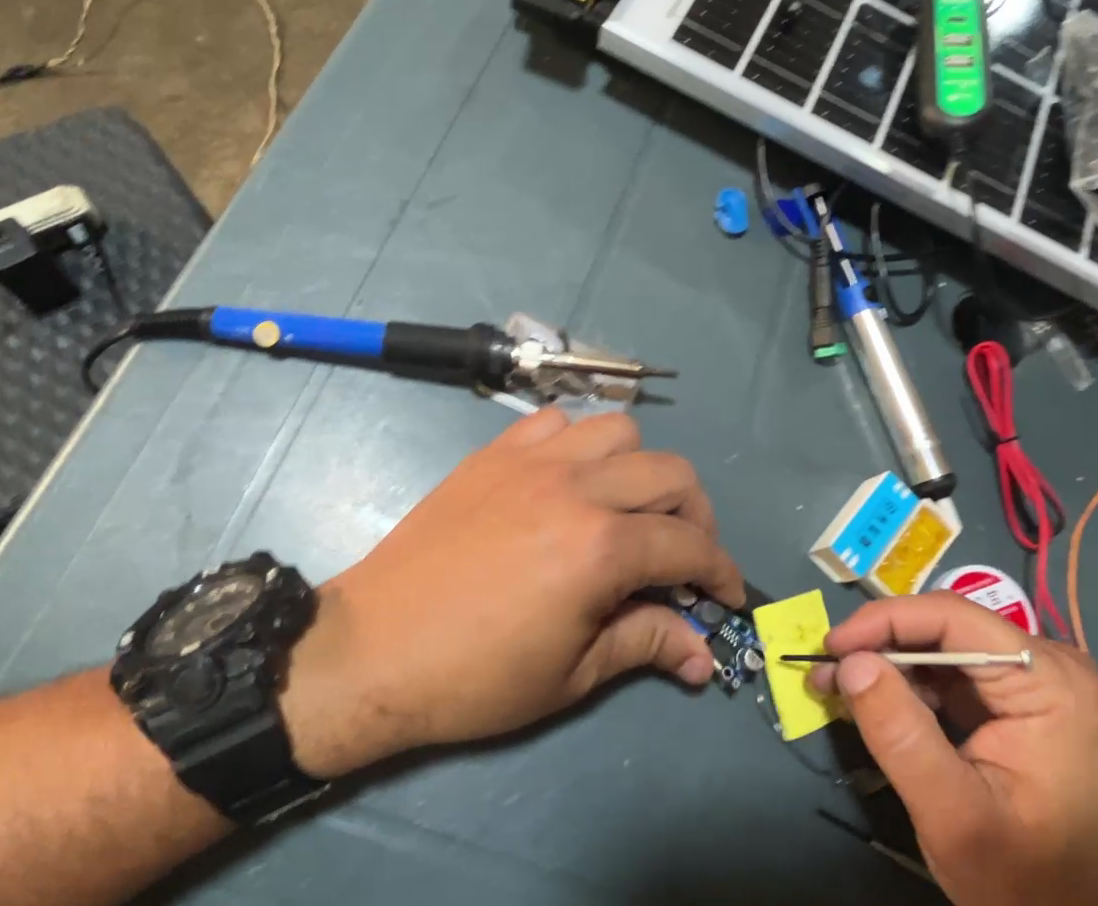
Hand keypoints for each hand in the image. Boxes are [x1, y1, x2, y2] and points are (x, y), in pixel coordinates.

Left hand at [278, 408, 743, 777]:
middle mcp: (576, 487)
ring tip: (627, 510)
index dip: (721, 573)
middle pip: (670, 474)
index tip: (725, 597)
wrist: (372, 650)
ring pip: (619, 431)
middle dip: (695, 516)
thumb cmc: (474, 678)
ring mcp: (531, 461)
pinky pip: (556, 420)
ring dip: (640, 469)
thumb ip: (647, 644)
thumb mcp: (571, 674)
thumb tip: (704, 656)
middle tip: (682, 557)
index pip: (689, 545)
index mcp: (601, 548)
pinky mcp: (493, 453)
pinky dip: (579, 443)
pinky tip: (570, 481)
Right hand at [807, 593, 1097, 905]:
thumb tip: (849, 662)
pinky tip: (878, 704)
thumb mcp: (952, 811)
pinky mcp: (1029, 705)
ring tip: (839, 688)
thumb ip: (899, 733)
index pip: (953, 618)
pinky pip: (961, 678)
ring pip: (949, 651)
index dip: (885, 621)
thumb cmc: (1026, 877)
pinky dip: (916, 689)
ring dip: (893, 668)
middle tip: (826, 672)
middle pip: (950, 629)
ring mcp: (1043, 685)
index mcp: (1049, 682)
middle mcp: (1053, 667)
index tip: (831, 646)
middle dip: (882, 647)